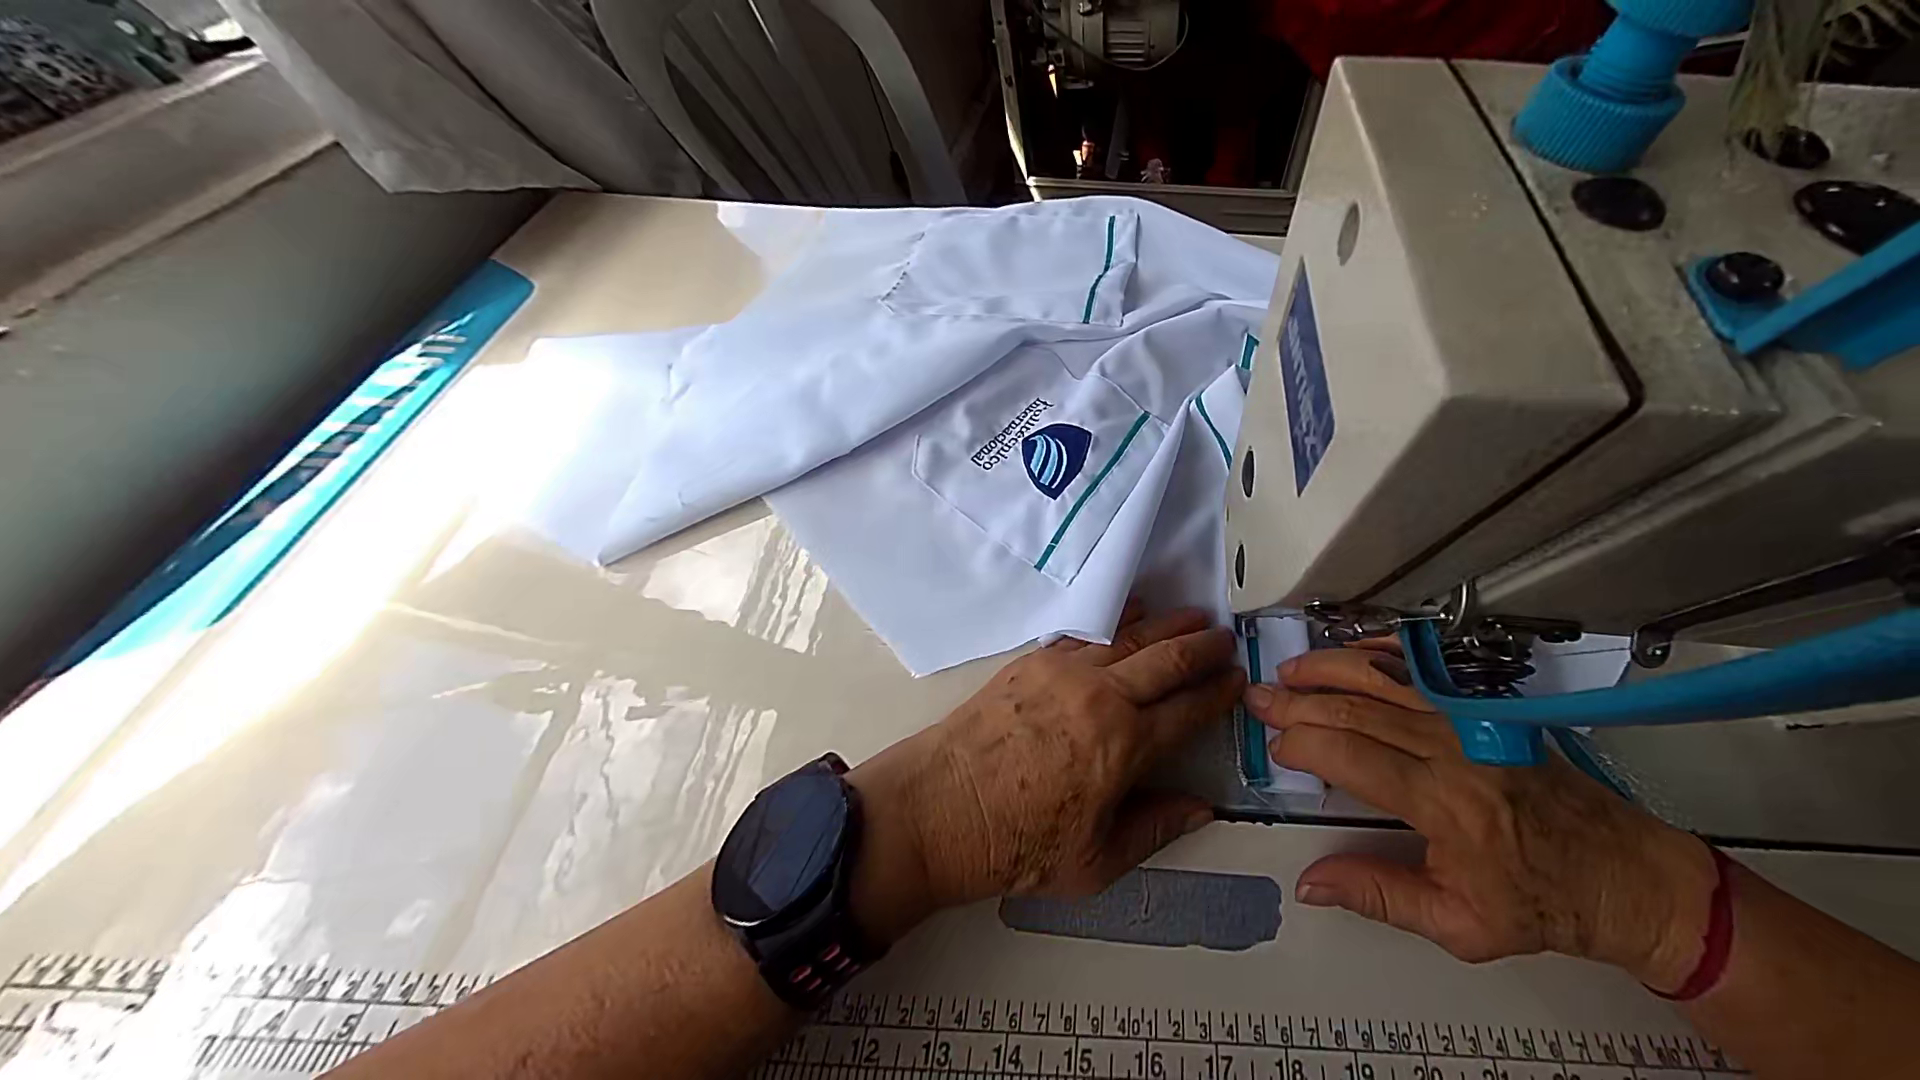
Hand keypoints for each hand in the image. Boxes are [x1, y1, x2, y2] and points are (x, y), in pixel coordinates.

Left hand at [847, 604, 1244, 942]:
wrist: (939, 808)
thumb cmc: (1017, 844)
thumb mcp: (1096, 861)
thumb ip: (1155, 829)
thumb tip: (1201, 807)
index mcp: (1125, 746)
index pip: (1189, 710)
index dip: (1218, 694)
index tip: (1237, 681)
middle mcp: (1100, 697)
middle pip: (1165, 660)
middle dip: (1201, 647)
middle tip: (1224, 638)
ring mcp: (1062, 672)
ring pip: (1127, 637)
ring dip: (1164, 625)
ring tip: (1191, 617)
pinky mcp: (1030, 662)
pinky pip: (1084, 633)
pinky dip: (1115, 621)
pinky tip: (1130, 615)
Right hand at [1243, 645, 1718, 990]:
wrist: (1628, 877)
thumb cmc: (1541, 903)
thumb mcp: (1460, 925)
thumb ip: (1378, 896)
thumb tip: (1307, 883)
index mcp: (1444, 805)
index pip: (1350, 756)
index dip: (1303, 744)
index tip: (1277, 748)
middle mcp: (1452, 752)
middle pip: (1355, 711)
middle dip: (1296, 702)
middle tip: (1257, 699)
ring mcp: (1471, 722)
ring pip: (1383, 680)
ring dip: (1327, 670)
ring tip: (1288, 671)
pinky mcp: (1487, 710)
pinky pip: (1425, 671)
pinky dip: (1383, 653)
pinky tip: (1351, 651)